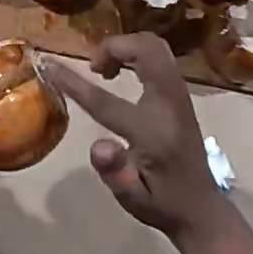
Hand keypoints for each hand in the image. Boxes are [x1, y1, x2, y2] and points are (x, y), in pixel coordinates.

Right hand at [42, 33, 222, 238]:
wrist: (203, 208)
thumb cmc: (162, 203)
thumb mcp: (135, 201)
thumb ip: (116, 174)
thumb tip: (98, 146)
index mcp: (152, 133)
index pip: (106, 101)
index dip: (74, 82)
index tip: (50, 64)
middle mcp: (169, 105)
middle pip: (145, 50)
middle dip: (113, 47)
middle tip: (94, 68)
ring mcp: (179, 94)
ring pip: (155, 45)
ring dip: (126, 47)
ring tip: (107, 69)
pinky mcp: (182, 91)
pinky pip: (160, 53)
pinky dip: (137, 51)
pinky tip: (125, 71)